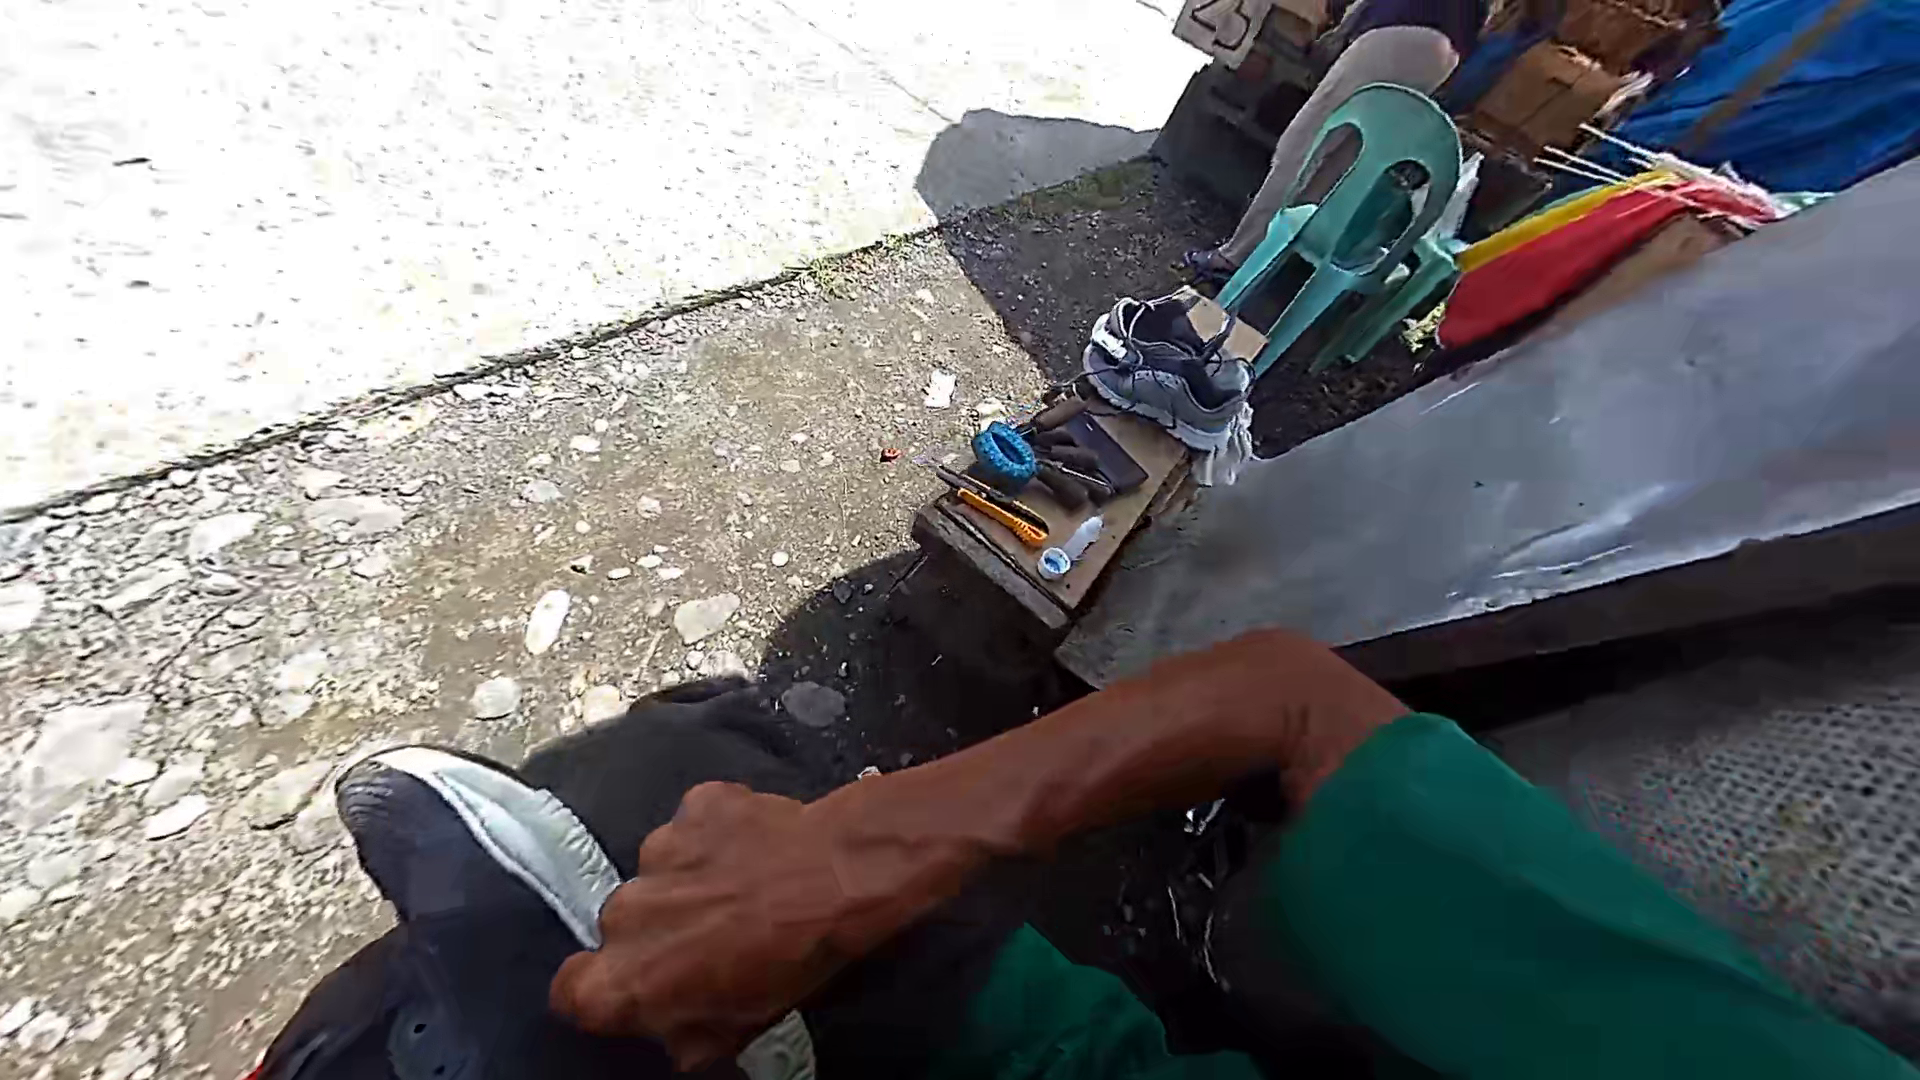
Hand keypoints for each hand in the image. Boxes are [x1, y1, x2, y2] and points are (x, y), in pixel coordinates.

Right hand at [549, 779, 976, 1068]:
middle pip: (624, 918)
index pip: (573, 988)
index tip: (644, 972)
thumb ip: (682, 1026)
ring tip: (743, 873)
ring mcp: (662, 845)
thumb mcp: (736, 1025)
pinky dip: (719, 826)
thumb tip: (673, 1016)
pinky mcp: (698, 801)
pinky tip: (755, 838)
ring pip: (662, 863)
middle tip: (714, 917)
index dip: (609, 981)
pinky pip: (697, 818)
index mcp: (625, 977)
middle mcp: (628, 908)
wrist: (838, 874)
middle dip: (660, 920)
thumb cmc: (793, 958)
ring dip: (692, 869)